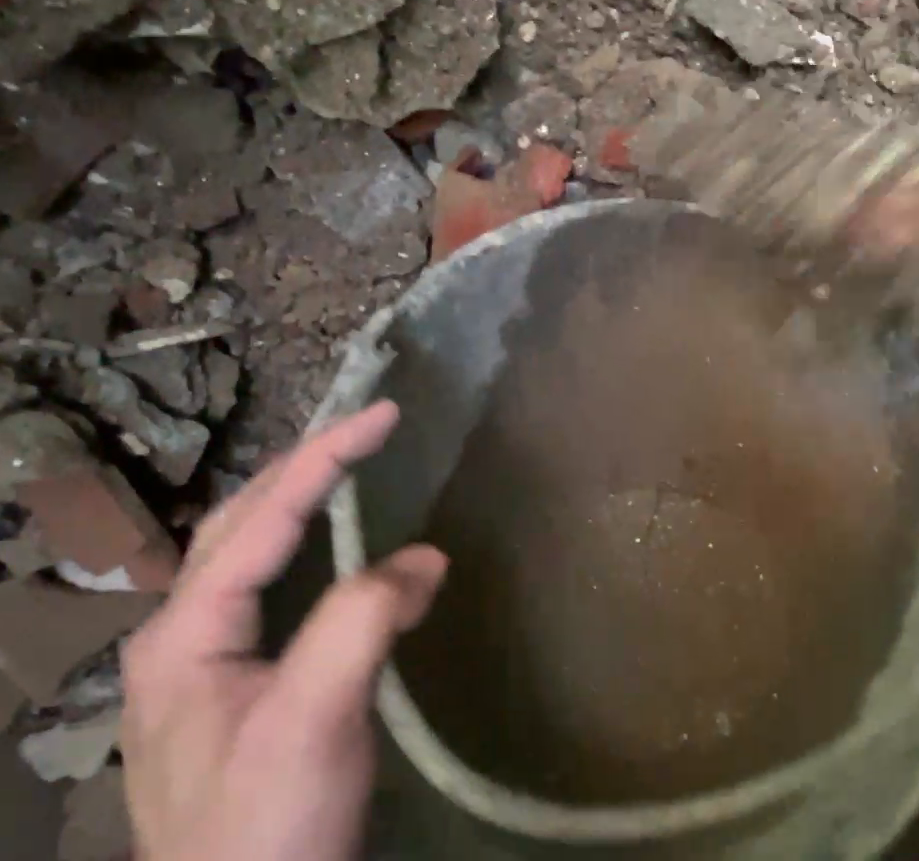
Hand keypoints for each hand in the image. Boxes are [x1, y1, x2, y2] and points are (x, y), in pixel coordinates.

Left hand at [121, 402, 447, 860]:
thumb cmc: (267, 817)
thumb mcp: (314, 718)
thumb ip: (361, 624)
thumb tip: (423, 555)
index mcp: (186, 637)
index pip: (258, 522)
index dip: (322, 459)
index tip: (384, 413)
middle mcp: (184, 640)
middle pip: (236, 527)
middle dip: (300, 466)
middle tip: (366, 427)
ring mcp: (206, 667)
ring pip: (248, 557)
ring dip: (298, 501)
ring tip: (349, 466)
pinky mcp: (240, 688)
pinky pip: (274, 591)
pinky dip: (309, 547)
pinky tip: (336, 552)